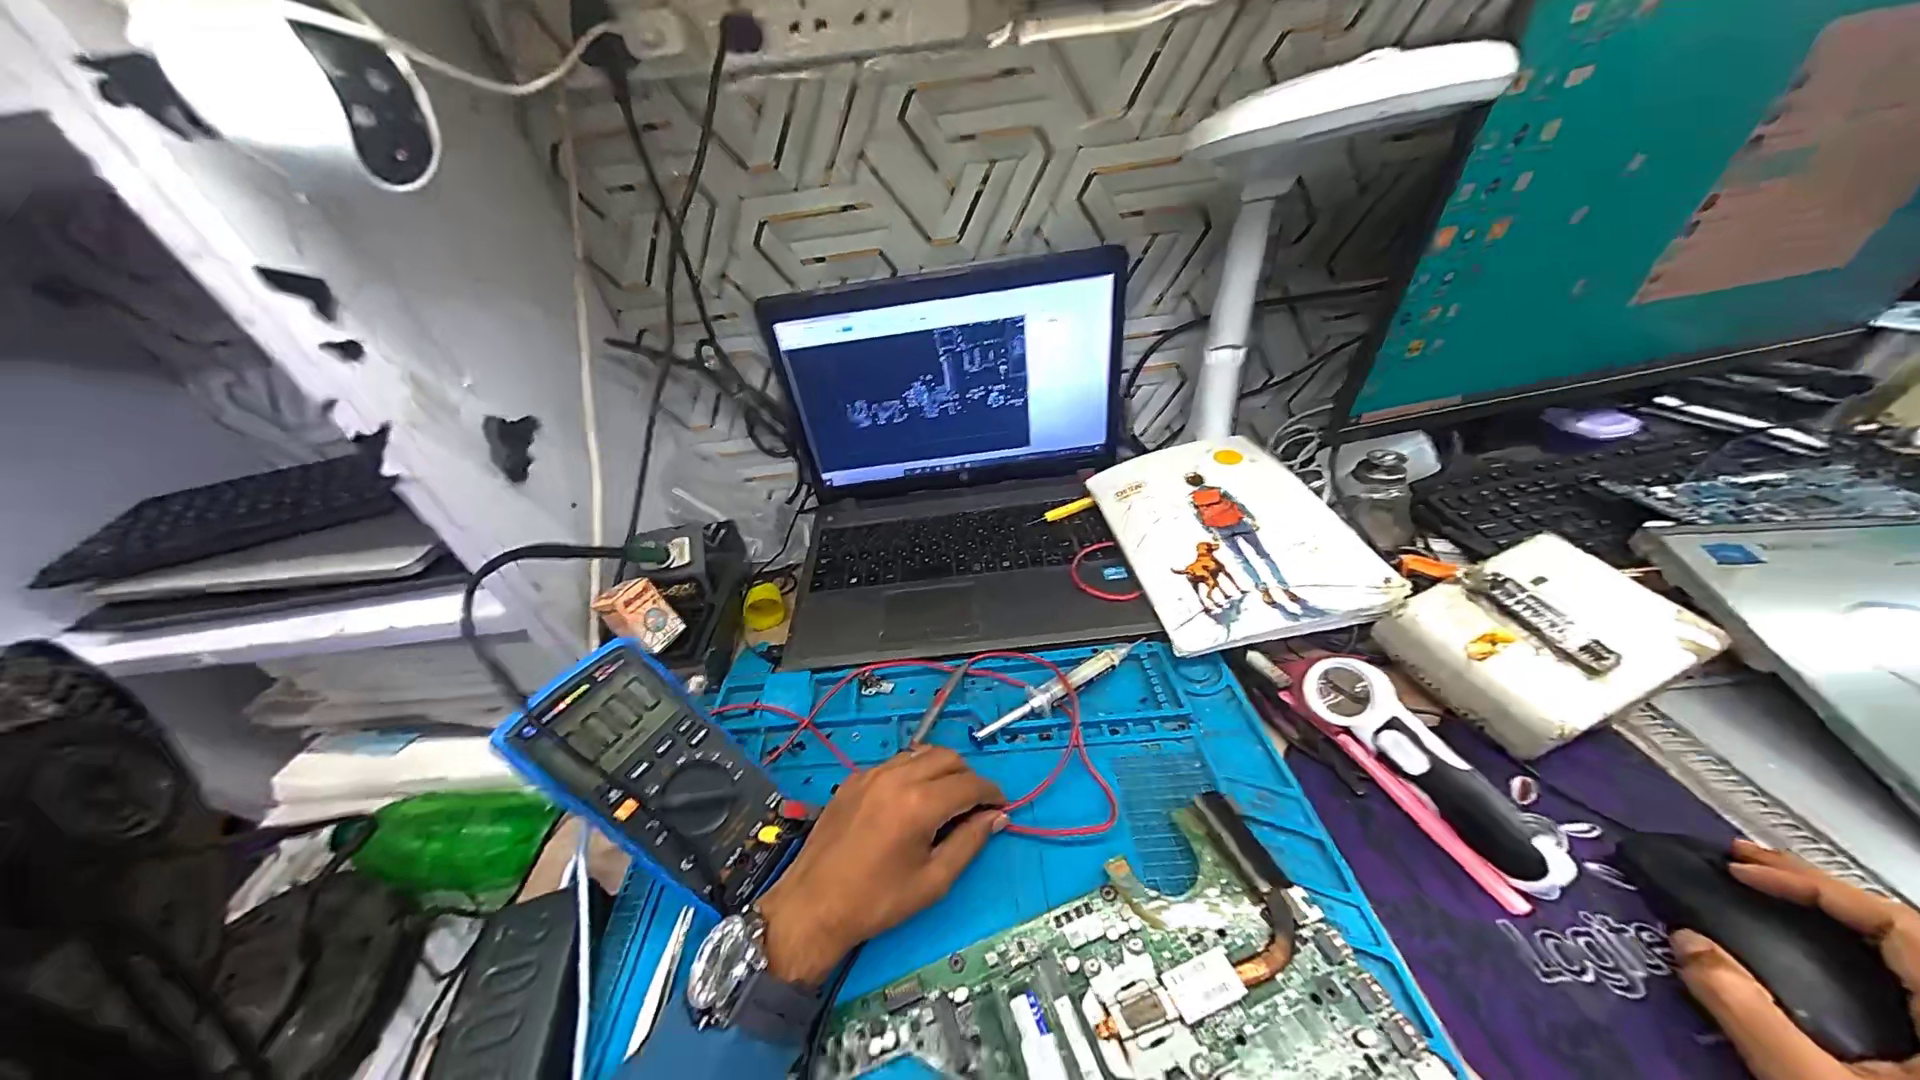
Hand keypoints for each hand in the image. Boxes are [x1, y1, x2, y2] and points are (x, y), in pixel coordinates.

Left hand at [756, 746, 1006, 985]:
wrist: (813, 905)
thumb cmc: (876, 901)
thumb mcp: (933, 881)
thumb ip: (970, 842)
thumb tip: (997, 817)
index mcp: (919, 803)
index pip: (970, 784)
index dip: (991, 794)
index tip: (1000, 808)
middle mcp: (896, 777)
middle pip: (948, 757)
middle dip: (968, 777)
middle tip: (973, 807)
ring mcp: (871, 774)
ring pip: (921, 754)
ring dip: (941, 770)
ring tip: (944, 802)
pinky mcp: (854, 779)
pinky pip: (895, 763)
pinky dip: (913, 772)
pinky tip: (910, 802)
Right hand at [1670, 839, 1919, 1079]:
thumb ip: (1750, 1013)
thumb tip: (1688, 941)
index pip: (1894, 923)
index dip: (1813, 884)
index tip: (1741, 867)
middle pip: (1904, 931)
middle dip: (1819, 890)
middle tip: (1745, 862)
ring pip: (1907, 957)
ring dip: (1836, 917)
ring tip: (1771, 891)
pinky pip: (1906, 983)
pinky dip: (1856, 952)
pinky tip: (1812, 949)